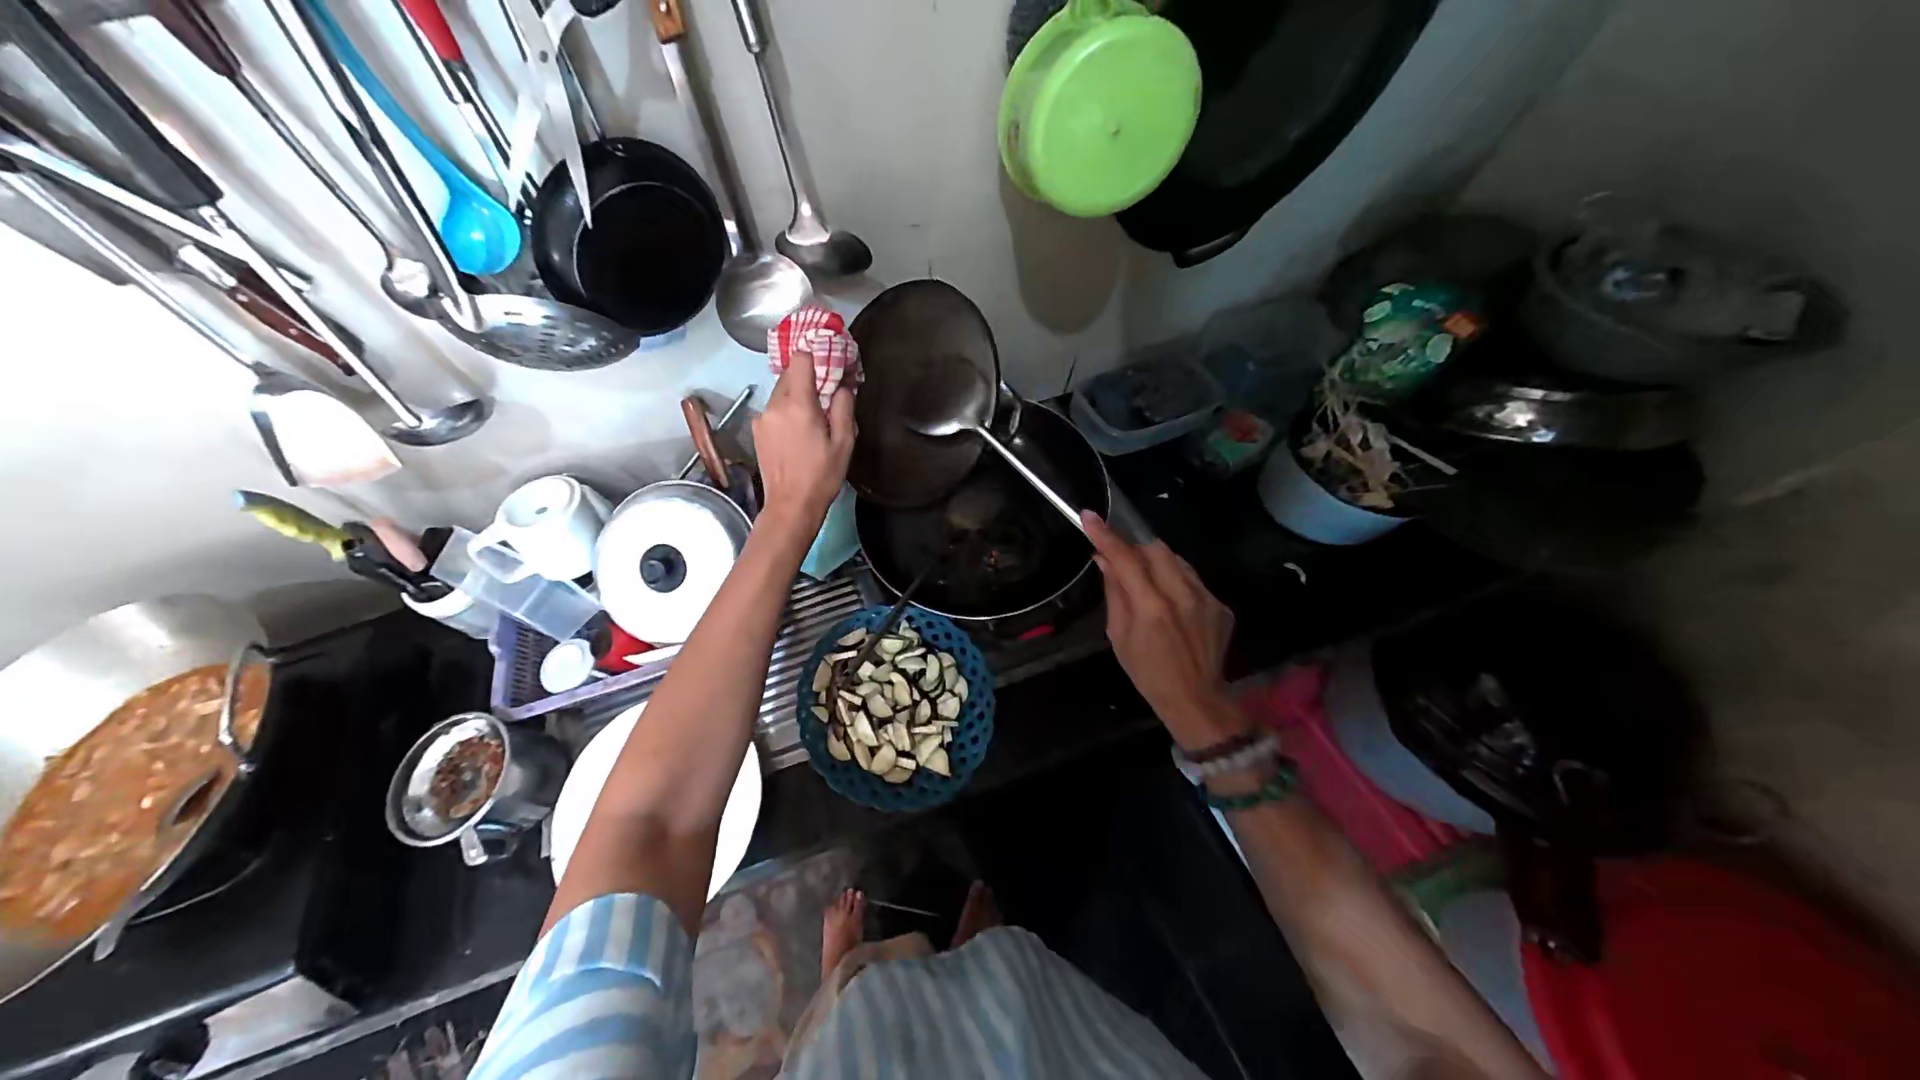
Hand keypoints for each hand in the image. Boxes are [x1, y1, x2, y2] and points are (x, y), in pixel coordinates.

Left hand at [753, 354, 855, 533]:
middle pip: (790, 373)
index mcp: (797, 404)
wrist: (790, 505)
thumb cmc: (821, 475)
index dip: (817, 356)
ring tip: (816, 417)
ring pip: (781, 391)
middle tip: (829, 393)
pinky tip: (799, 431)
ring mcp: (762, 417)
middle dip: (810, 377)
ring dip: (798, 395)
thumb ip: (844, 407)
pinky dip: (788, 410)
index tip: (832, 365)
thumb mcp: (844, 442)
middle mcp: (774, 404)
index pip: (801, 359)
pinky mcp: (757, 430)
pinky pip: (775, 408)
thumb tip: (842, 386)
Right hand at [1083, 511, 1248, 750]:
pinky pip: (1193, 578)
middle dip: (1135, 549)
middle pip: (1156, 549)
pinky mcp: (1221, 605)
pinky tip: (1172, 603)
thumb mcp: (1118, 636)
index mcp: (1151, 608)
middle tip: (1123, 563)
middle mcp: (1182, 596)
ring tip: (1148, 584)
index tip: (1090, 516)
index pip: (1125, 558)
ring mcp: (1206, 599)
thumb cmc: (1147, 672)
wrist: (1195, 698)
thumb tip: (1105, 559)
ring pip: (1177, 559)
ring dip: (1157, 563)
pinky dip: (1176, 581)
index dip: (1106, 535)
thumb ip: (1115, 593)